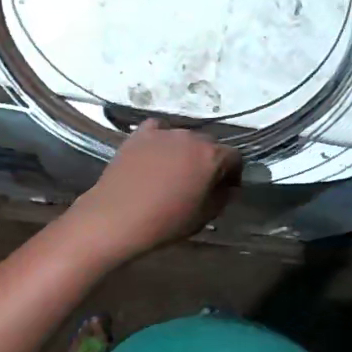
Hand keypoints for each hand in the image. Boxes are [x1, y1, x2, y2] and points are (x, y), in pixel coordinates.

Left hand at [61, 120, 240, 261]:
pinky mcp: (140, 133)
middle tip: (199, 182)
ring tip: (173, 171)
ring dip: (186, 151)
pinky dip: (162, 140)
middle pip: (210, 144)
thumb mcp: (204, 217)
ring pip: (184, 137)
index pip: (234, 157)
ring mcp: (164, 132)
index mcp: (212, 156)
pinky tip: (155, 154)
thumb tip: (228, 186)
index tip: (225, 189)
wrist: (116, 217)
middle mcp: (191, 137)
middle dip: (210, 160)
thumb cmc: (165, 221)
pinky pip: (159, 130)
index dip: (233, 173)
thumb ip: (223, 197)